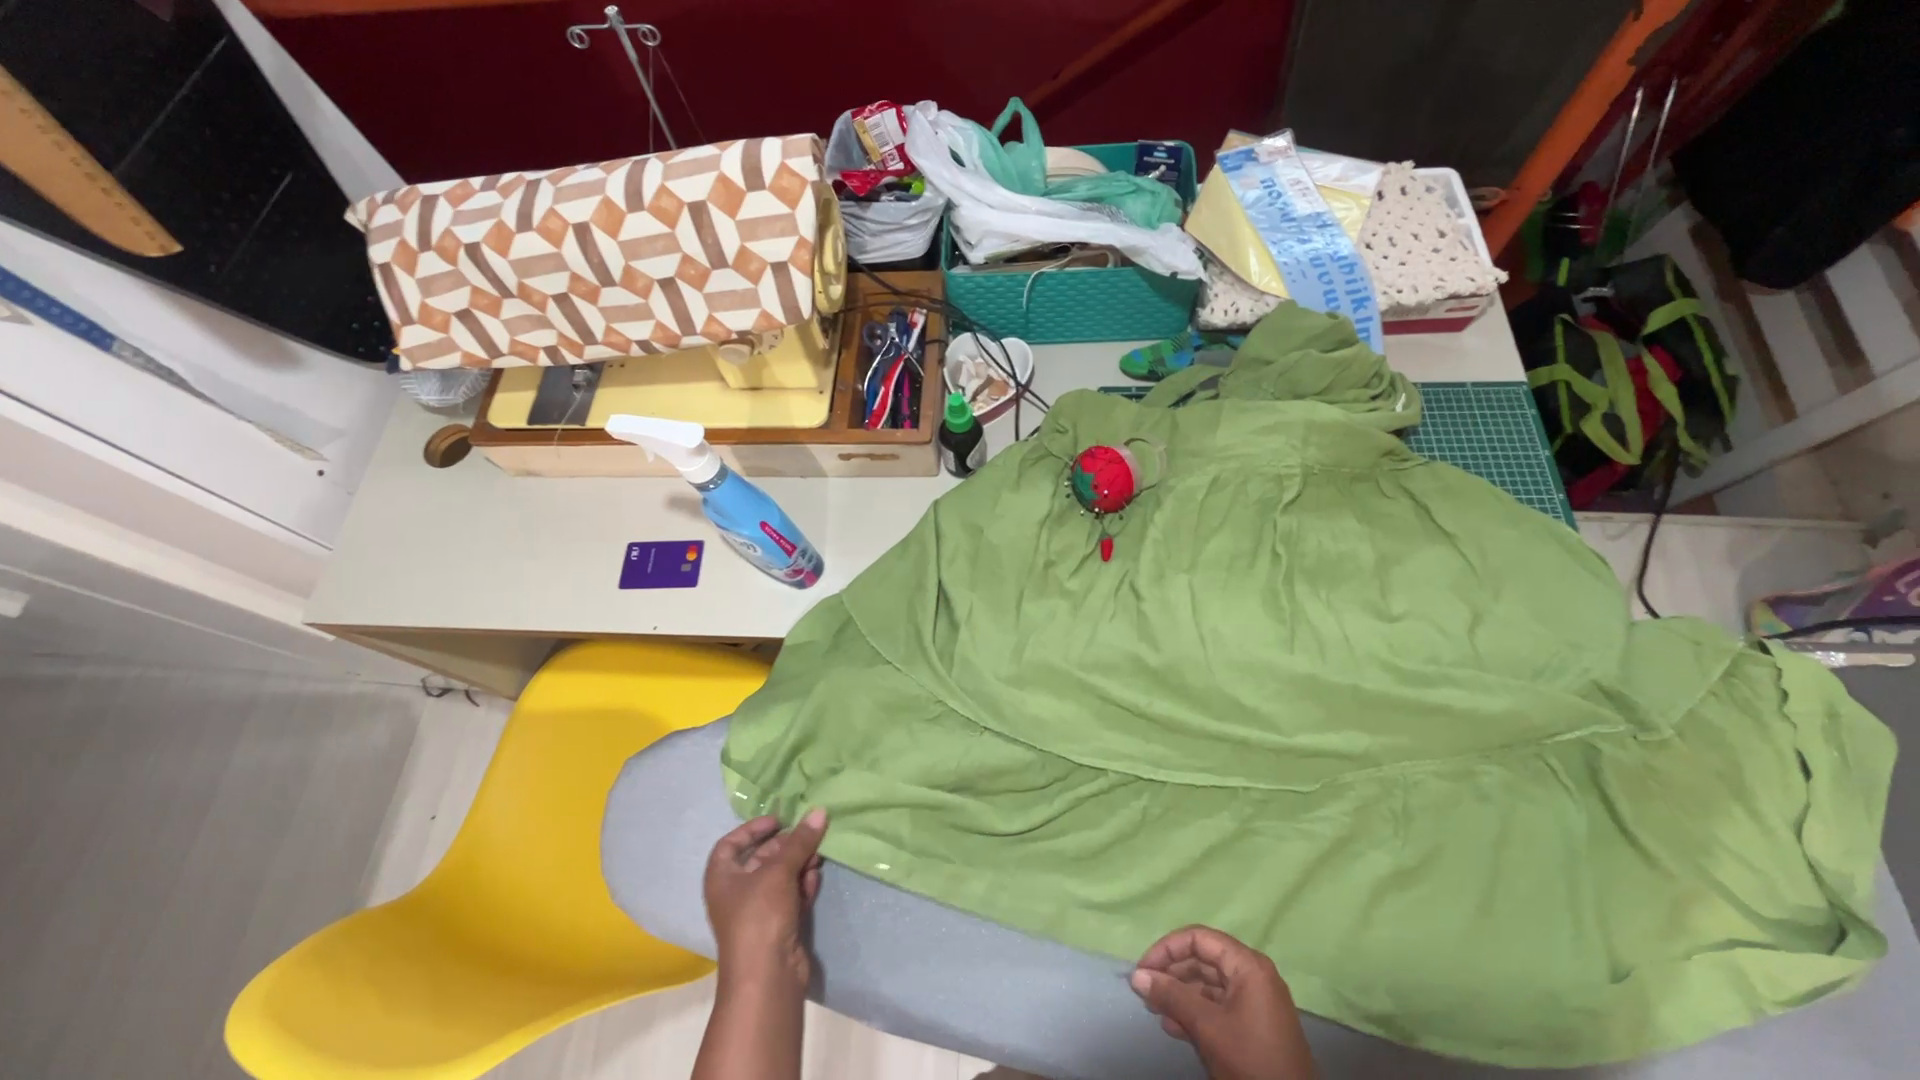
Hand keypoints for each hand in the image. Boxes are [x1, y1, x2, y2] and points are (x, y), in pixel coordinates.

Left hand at [702, 808, 827, 989]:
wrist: (767, 975)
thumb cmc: (760, 916)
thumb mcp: (779, 872)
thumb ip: (800, 842)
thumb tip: (820, 811)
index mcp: (721, 878)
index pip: (730, 844)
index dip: (752, 829)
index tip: (778, 821)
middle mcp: (736, 893)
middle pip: (761, 859)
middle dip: (786, 846)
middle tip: (809, 835)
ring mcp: (758, 911)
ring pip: (780, 877)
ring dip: (799, 864)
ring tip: (818, 856)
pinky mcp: (778, 925)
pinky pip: (790, 896)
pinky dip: (802, 886)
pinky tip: (815, 878)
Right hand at [1130, 926, 1316, 1079]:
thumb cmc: (1250, 1060)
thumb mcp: (1207, 1026)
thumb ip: (1171, 996)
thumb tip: (1137, 976)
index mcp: (1248, 966)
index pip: (1199, 939)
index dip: (1167, 949)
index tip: (1143, 971)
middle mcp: (1252, 975)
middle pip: (1203, 959)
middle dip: (1171, 974)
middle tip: (1145, 994)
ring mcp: (1253, 1000)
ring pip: (1207, 984)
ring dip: (1179, 995)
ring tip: (1156, 1012)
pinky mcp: (1251, 1023)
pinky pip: (1217, 1005)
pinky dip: (1194, 1012)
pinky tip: (1173, 1027)